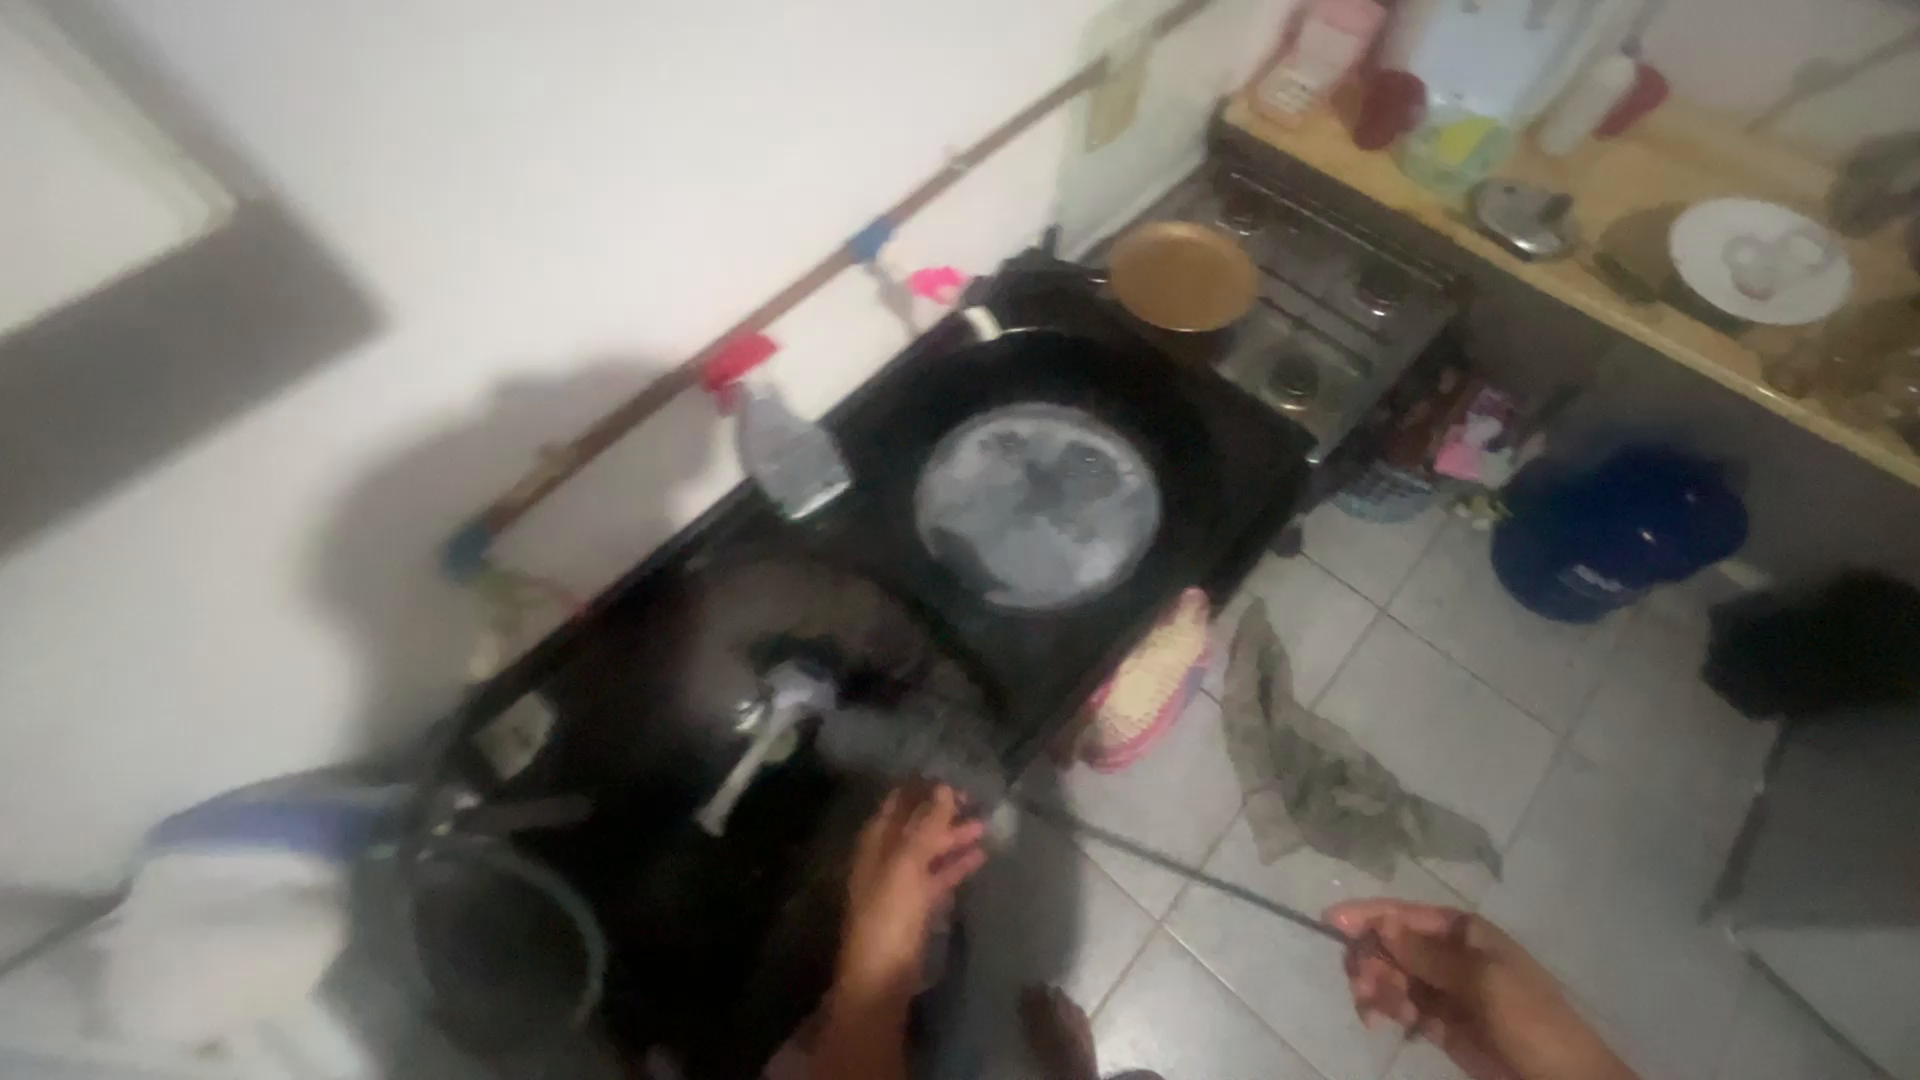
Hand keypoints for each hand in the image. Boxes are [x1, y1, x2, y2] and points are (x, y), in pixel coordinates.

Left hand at [835, 784, 987, 1002]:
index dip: (922, 789)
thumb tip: (944, 787)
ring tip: (985, 824)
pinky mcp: (917, 908)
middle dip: (943, 812)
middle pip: (915, 826)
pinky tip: (980, 855)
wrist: (880, 979)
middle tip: (975, 799)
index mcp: (875, 843)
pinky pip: (938, 877)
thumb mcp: (907, 864)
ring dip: (954, 837)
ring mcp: (901, 884)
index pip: (898, 803)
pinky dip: (956, 865)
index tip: (953, 777)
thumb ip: (926, 825)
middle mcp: (886, 858)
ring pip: (929, 851)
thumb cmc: (889, 915)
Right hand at [1324, 900, 1637, 1079]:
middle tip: (1362, 983)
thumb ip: (1425, 953)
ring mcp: (1443, 990)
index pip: (1404, 913)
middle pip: (1390, 943)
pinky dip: (1384, 1009)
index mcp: (1462, 932)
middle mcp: (1448, 954)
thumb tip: (1380, 923)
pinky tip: (1383, 1022)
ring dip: (1374, 986)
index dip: (1367, 915)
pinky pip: (1398, 1005)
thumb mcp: (1481, 980)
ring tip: (1373, 1011)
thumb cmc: (1531, 1021)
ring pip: (1389, 974)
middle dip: (1370, 958)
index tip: (1330, 922)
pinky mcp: (1438, 1023)